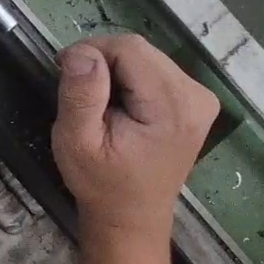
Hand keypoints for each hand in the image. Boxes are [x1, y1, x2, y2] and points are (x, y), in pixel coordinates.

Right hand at [51, 35, 218, 241]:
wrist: (130, 215)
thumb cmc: (100, 182)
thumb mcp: (76, 141)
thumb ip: (81, 95)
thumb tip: (81, 53)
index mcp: (172, 106)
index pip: (128, 48)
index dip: (90, 52)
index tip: (64, 75)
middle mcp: (196, 95)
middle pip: (138, 49)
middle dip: (101, 62)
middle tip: (78, 94)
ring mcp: (200, 97)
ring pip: (144, 56)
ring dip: (112, 70)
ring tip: (98, 104)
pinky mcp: (194, 101)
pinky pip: (153, 69)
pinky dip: (127, 78)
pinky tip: (118, 106)